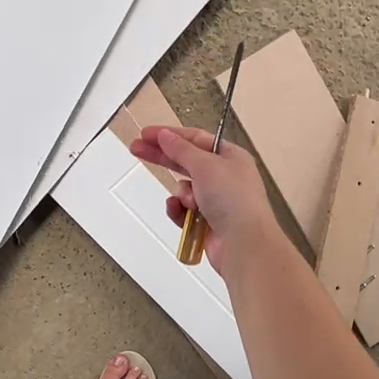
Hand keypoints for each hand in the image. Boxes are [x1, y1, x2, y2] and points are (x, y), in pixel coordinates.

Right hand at [128, 126, 277, 274]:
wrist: (243, 243)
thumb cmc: (230, 198)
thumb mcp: (205, 165)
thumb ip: (181, 149)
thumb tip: (165, 135)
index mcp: (231, 157)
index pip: (196, 139)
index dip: (171, 135)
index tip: (145, 134)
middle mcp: (225, 176)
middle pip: (186, 161)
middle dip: (163, 157)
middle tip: (135, 149)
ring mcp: (217, 201)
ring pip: (185, 189)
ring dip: (181, 194)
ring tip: (188, 202)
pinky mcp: (208, 222)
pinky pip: (184, 211)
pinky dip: (180, 211)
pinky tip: (180, 212)